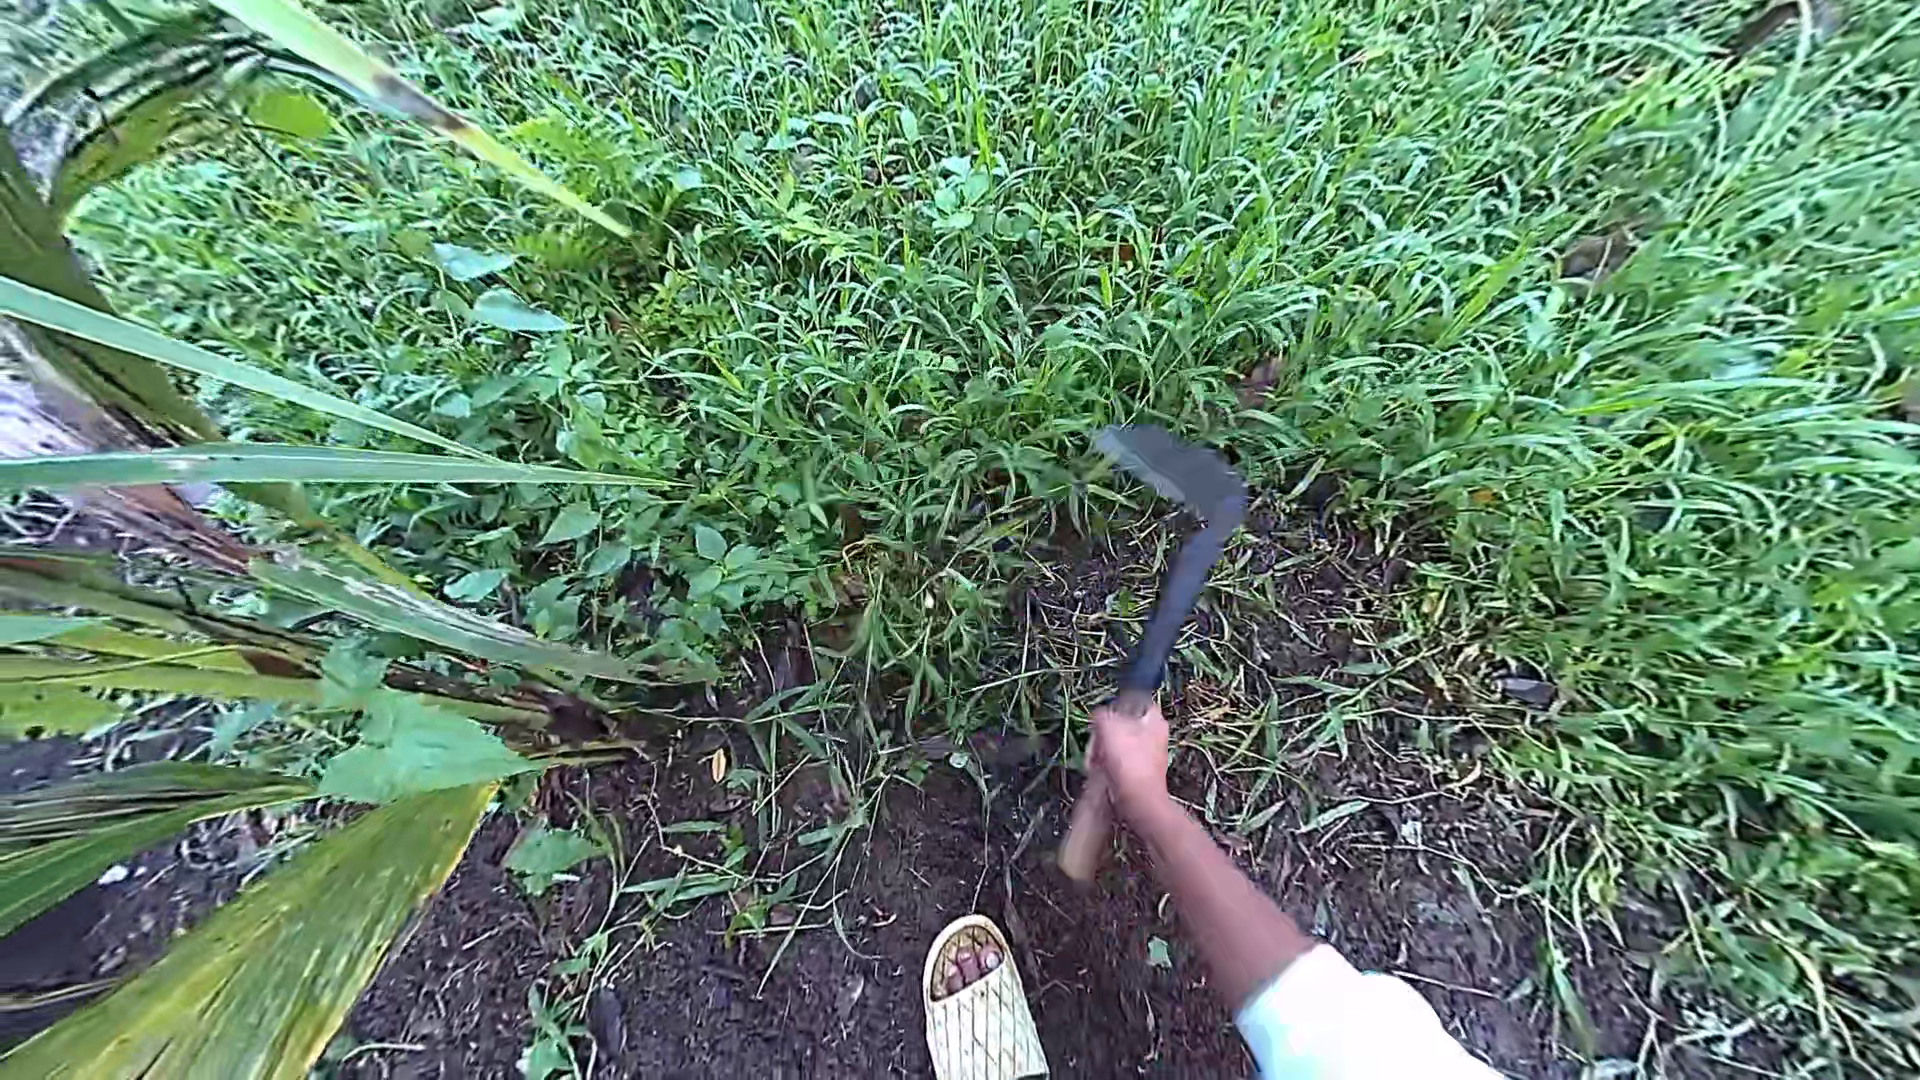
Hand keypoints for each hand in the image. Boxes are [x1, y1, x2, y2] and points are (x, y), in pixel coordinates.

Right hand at [1088, 699, 1169, 821]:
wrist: (1139, 801)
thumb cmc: (1128, 761)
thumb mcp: (1108, 725)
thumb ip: (1102, 713)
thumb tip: (1100, 716)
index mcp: (1154, 720)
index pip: (1134, 701)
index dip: (1116, 706)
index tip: (1104, 716)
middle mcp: (1155, 735)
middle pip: (1121, 724)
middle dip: (1104, 733)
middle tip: (1097, 742)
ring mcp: (1148, 755)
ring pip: (1117, 743)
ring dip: (1102, 750)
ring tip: (1097, 760)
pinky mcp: (1139, 772)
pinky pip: (1118, 760)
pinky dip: (1107, 765)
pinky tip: (1101, 771)